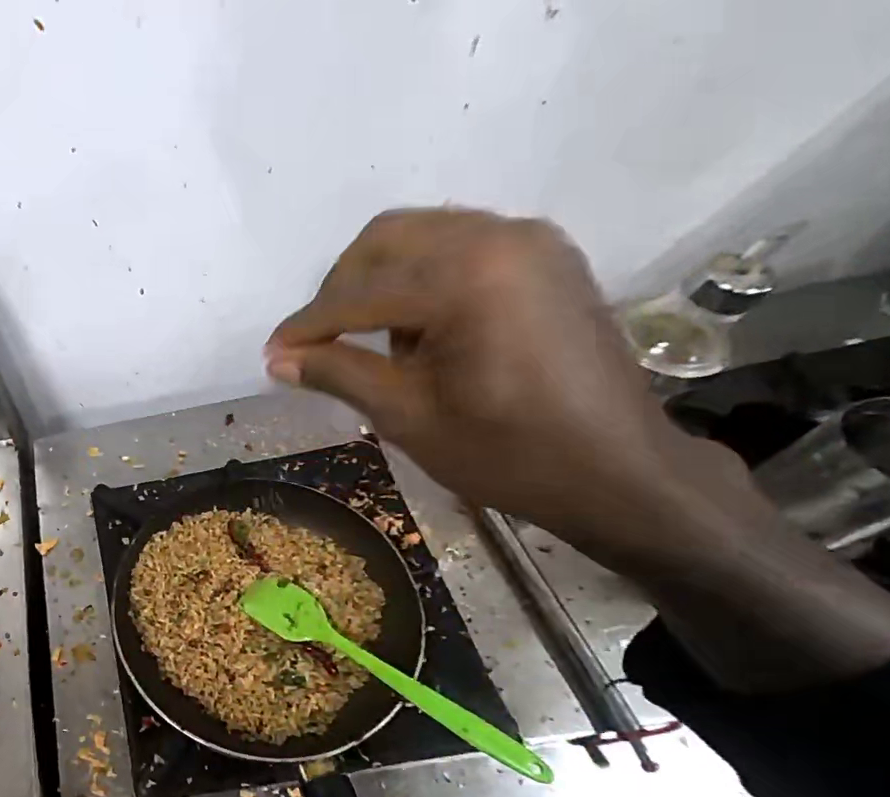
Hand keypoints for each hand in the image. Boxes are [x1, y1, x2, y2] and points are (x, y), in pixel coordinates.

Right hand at [264, 208, 713, 544]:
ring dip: (378, 280)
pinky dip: (421, 276)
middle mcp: (501, 237)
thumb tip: (278, 360)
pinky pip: (460, 245)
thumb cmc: (507, 454)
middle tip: (316, 342)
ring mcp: (530, 241)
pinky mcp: (546, 256)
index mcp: (467, 279)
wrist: (615, 468)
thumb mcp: (408, 418)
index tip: (273, 353)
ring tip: (366, 340)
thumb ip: (339, 374)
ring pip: (422, 235)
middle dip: (339, 288)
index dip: (308, 325)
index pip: (360, 291)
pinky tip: (417, 327)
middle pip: (387, 238)